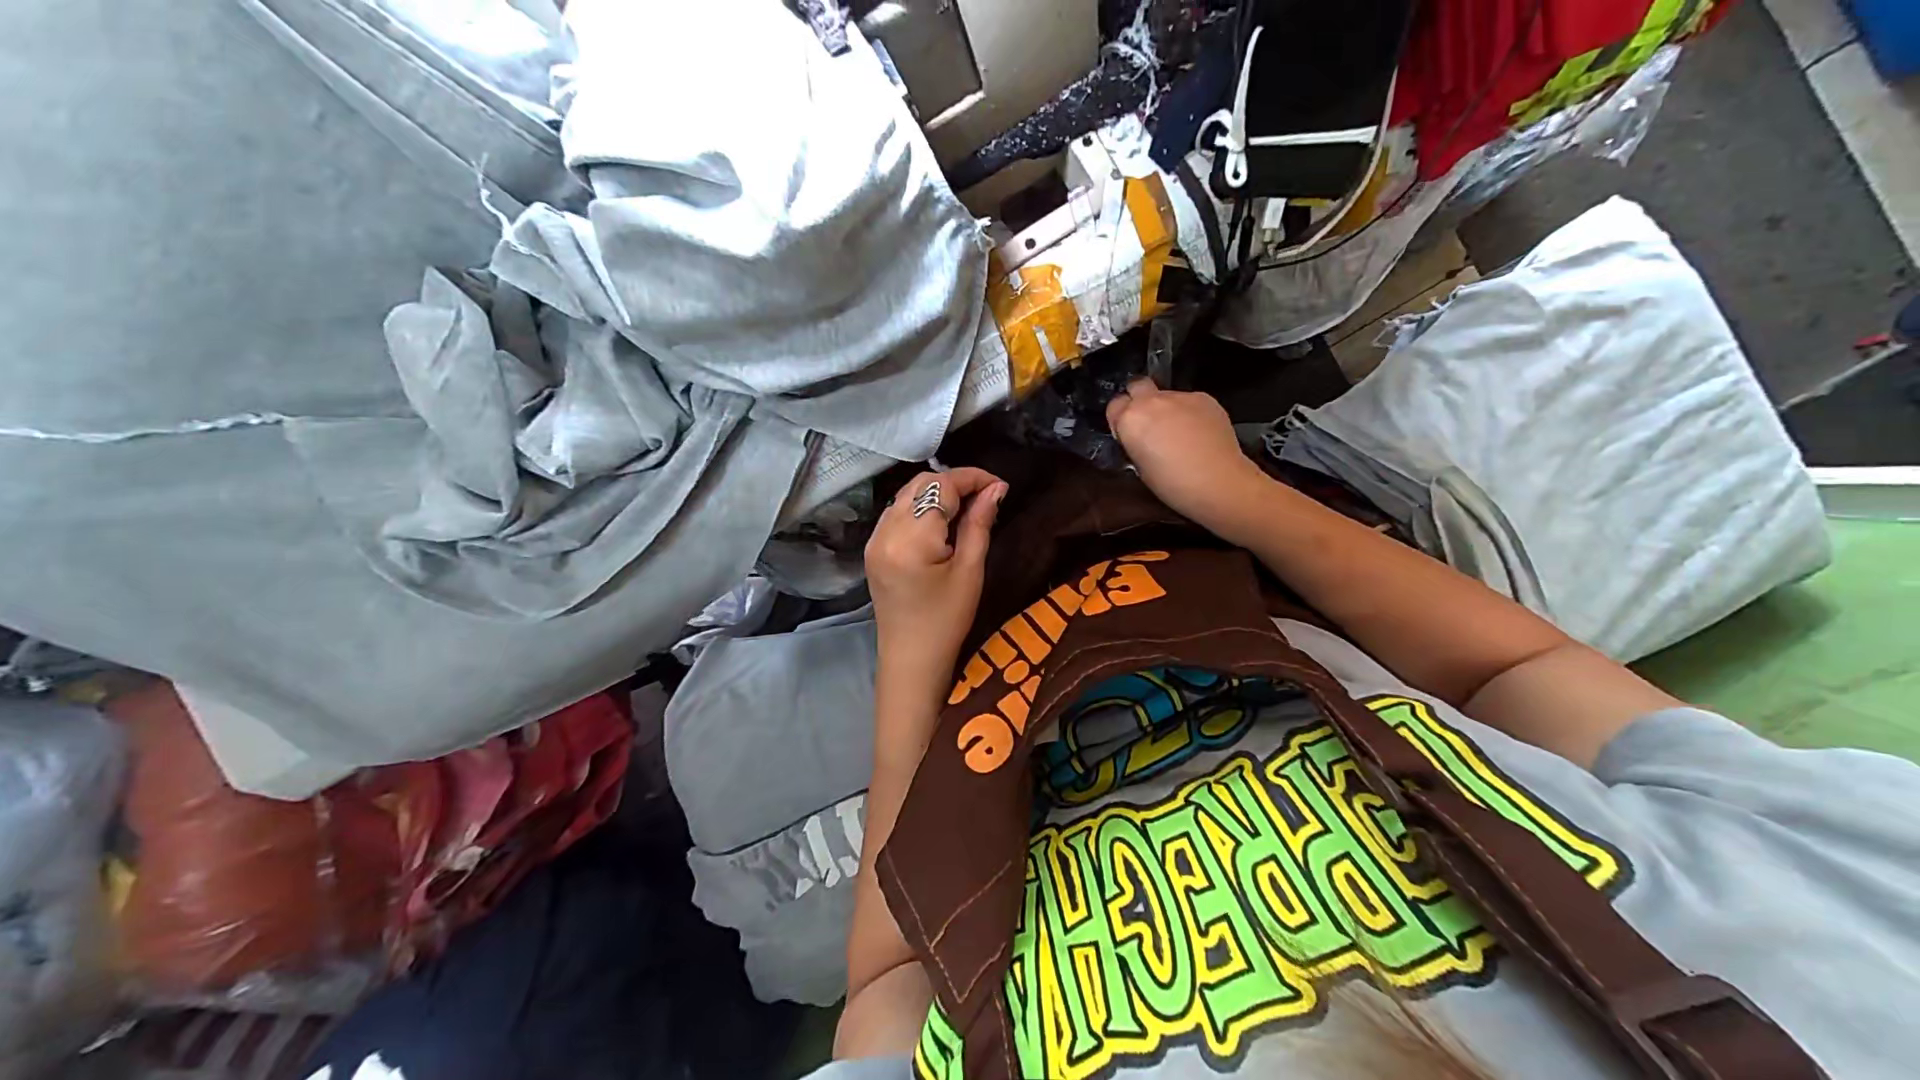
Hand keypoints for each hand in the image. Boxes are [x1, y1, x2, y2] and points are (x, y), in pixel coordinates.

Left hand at [865, 467, 1007, 687]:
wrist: (911, 659)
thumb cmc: (947, 621)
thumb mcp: (969, 571)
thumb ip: (979, 524)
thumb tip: (996, 489)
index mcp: (911, 538)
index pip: (942, 486)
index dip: (972, 479)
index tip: (1000, 486)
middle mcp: (885, 531)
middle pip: (921, 483)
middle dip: (955, 482)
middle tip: (986, 497)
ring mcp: (874, 539)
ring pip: (906, 494)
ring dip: (937, 492)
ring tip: (967, 507)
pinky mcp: (873, 548)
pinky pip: (896, 512)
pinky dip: (920, 506)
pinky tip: (941, 521)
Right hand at [1106, 379, 1271, 533]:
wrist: (1218, 482)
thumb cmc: (1172, 484)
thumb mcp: (1139, 466)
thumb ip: (1135, 442)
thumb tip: (1140, 436)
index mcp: (1130, 419)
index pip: (1114, 405)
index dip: (1120, 419)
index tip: (1128, 433)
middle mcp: (1152, 401)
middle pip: (1137, 385)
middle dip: (1139, 399)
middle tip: (1148, 422)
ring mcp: (1181, 396)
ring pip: (1166, 395)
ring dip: (1167, 408)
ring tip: (1180, 433)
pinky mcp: (1205, 398)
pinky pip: (1189, 401)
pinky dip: (1189, 413)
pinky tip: (1198, 433)